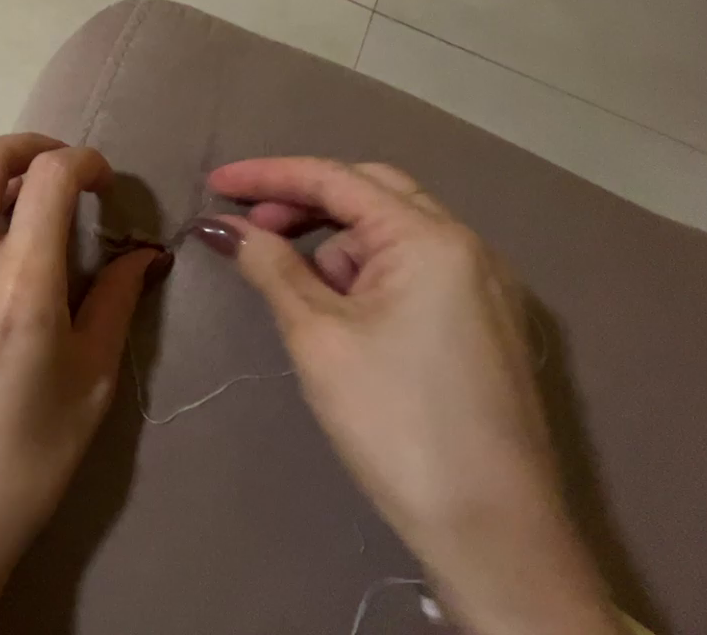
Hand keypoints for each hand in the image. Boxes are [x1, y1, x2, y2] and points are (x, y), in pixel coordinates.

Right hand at [197, 158, 619, 634]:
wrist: (492, 530)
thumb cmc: (394, 419)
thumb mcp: (317, 335)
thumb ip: (270, 265)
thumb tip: (222, 225)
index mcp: (430, 240)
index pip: (335, 179)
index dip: (268, 175)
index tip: (214, 182)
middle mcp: (468, 248)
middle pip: (372, 192)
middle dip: (305, 199)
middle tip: (251, 224)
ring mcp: (484, 287)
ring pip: (394, 232)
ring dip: (335, 239)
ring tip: (291, 280)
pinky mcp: (484, 323)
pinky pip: (414, 268)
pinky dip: (365, 269)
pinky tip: (337, 308)